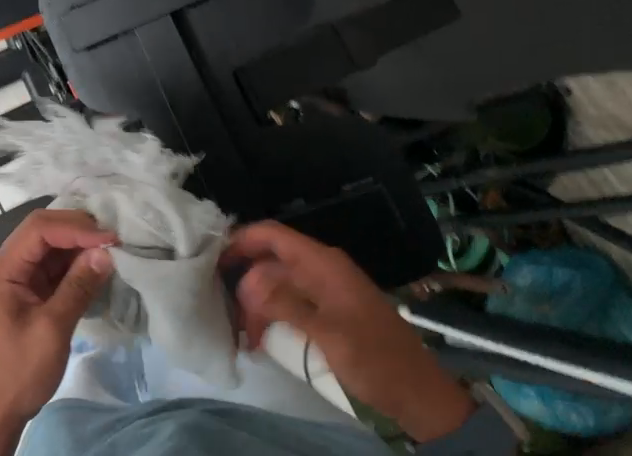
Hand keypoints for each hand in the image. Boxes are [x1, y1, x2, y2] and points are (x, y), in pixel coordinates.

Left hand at [0, 209, 116, 455]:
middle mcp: (8, 265)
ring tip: (111, 250)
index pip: (39, 229)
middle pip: (43, 231)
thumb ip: (77, 287)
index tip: (110, 239)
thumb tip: (104, 253)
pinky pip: (53, 268)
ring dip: (78, 246)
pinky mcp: (29, 293)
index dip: (75, 228)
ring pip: (50, 247)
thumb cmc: (19, 371)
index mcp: (3, 268)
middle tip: (113, 239)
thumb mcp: (52, 329)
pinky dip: (75, 265)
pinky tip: (96, 269)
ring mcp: (18, 279)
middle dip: (77, 230)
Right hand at [222, 221, 474, 442]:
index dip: (239, 240)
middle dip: (244, 283)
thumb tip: (247, 282)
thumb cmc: (376, 360)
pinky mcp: (326, 312)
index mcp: (322, 263)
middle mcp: (320, 269)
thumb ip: (286, 303)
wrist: (420, 396)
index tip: (212, 260)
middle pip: (268, 260)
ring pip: (275, 285)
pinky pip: (288, 303)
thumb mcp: (329, 334)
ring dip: (255, 306)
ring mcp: (323, 291)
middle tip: (225, 312)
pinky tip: (260, 340)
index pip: (271, 234)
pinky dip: (270, 317)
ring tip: (243, 336)